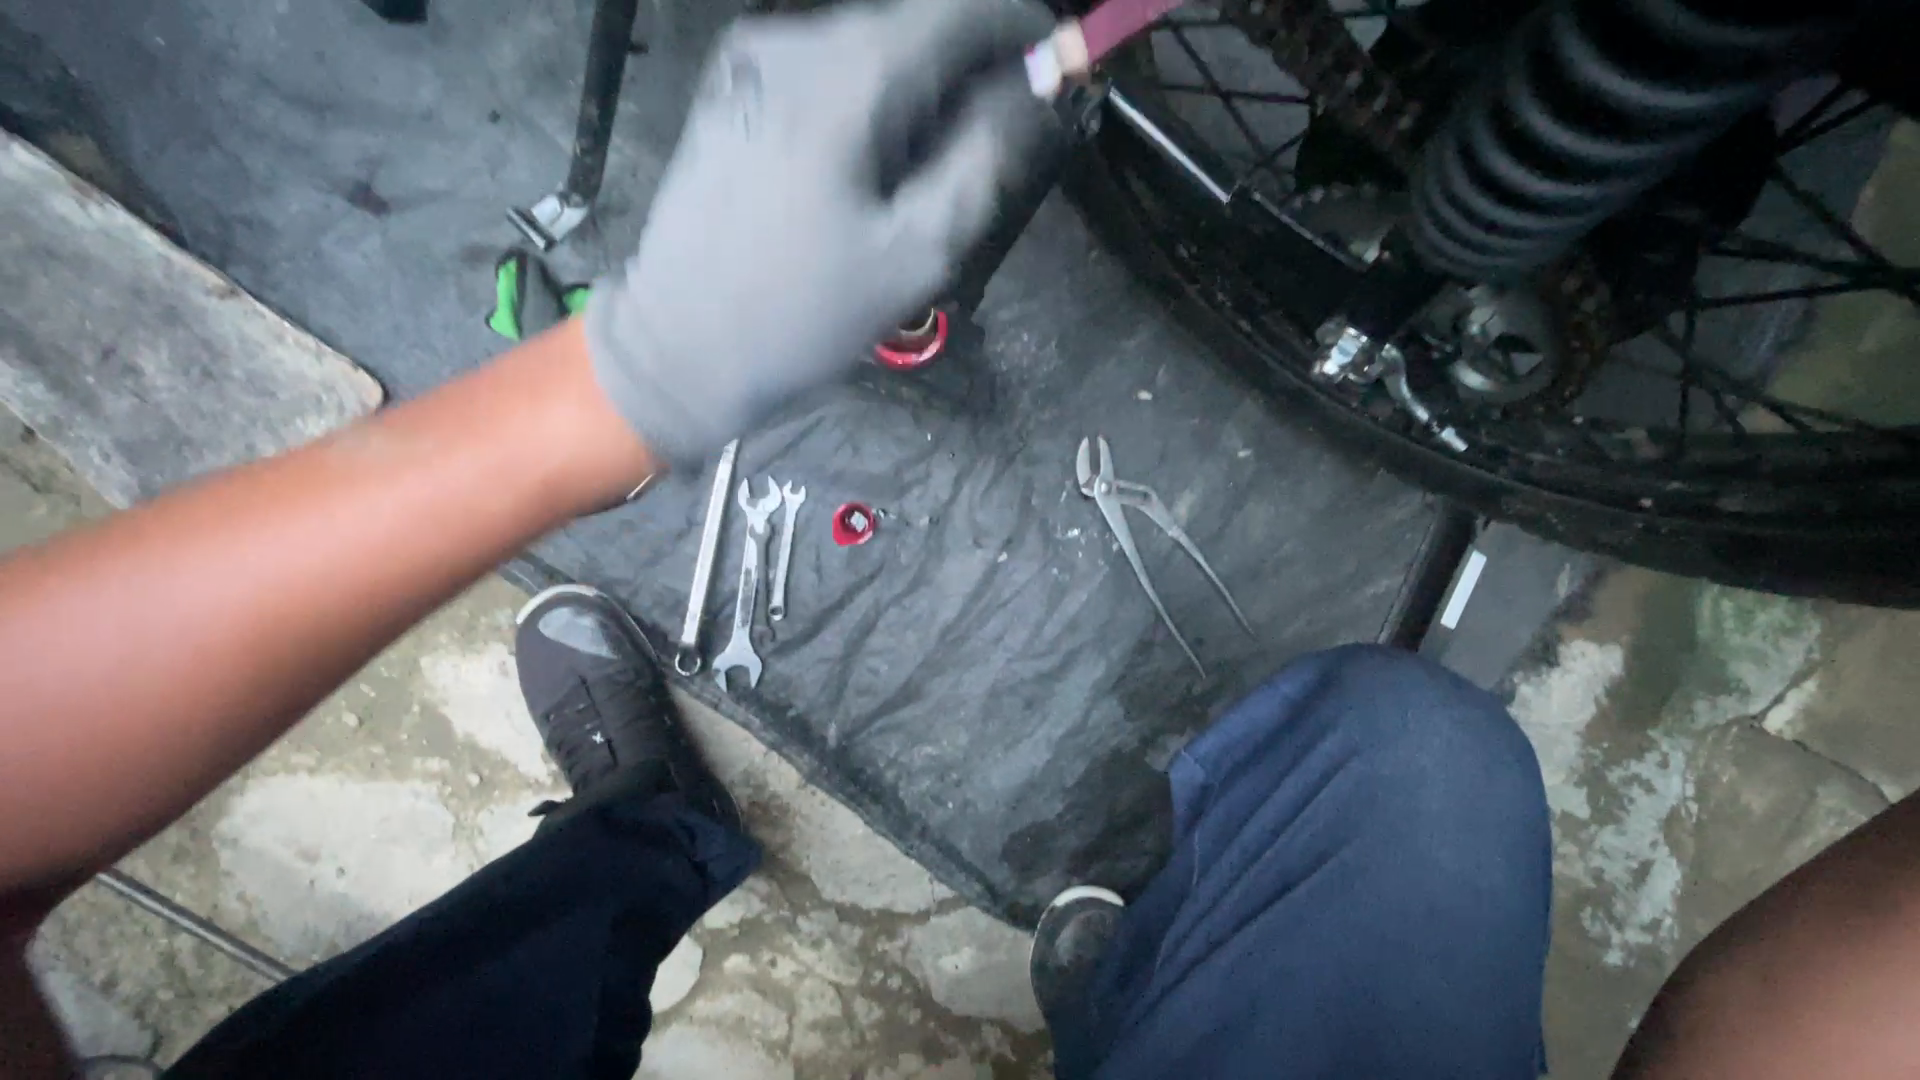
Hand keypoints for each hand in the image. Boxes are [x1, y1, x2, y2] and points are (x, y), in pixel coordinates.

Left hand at [585, 0, 1056, 466]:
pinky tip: (862, 179)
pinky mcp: (732, 92)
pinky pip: (825, 78)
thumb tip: (1030, 91)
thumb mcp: (916, 253)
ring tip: (914, 189)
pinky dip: (867, 111)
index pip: (959, 13)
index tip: (1056, 67)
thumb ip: (984, 159)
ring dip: (915, 103)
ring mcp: (753, 62)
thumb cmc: (802, 316)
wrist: (681, 347)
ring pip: (869, 56)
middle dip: (964, 81)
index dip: (1019, 31)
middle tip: (984, 158)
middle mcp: (795, 43)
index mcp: (846, 77)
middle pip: (913, 31)